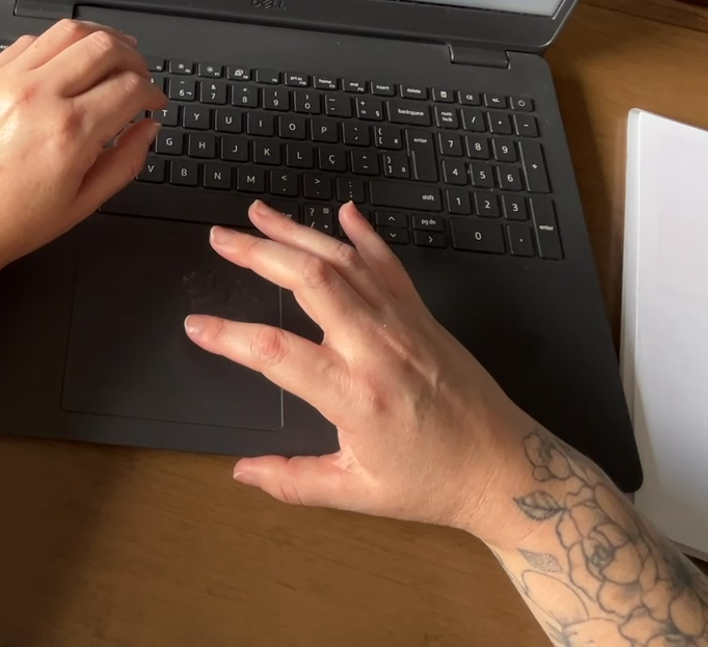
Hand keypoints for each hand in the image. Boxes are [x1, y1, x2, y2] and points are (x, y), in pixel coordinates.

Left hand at [0, 20, 164, 300]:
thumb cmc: (11, 222)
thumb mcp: (84, 203)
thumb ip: (126, 161)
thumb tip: (149, 128)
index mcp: (69, 133)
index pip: (131, 86)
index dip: (153, 92)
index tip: (154, 102)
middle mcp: (40, 96)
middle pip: (106, 46)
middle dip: (135, 58)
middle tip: (140, 76)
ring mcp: (9, 81)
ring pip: (69, 29)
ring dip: (101, 38)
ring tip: (112, 55)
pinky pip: (32, 39)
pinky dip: (59, 44)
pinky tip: (68, 61)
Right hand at [184, 201, 538, 544]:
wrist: (509, 469)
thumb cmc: (434, 482)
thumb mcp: (357, 495)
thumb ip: (292, 482)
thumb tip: (240, 471)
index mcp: (357, 396)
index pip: (278, 353)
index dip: (230, 336)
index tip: (198, 325)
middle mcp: (378, 348)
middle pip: (310, 281)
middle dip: (259, 252)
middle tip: (221, 238)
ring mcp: (402, 322)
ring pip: (344, 261)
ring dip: (296, 232)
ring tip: (258, 214)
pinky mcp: (421, 312)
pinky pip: (388, 262)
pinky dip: (363, 233)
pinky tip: (342, 212)